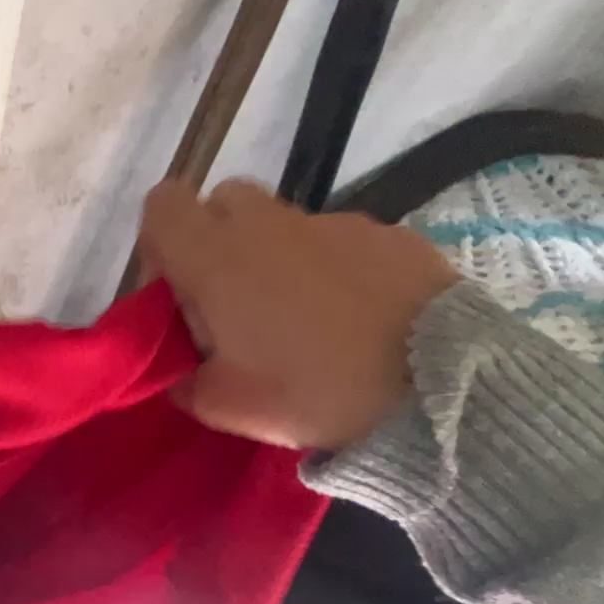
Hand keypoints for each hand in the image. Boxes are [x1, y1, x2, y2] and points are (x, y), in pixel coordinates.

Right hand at [139, 180, 460, 449]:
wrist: (442, 392)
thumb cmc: (310, 392)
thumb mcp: (219, 403)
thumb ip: (180, 372)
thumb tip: (177, 358)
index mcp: (213, 259)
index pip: (162, 205)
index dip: (161, 237)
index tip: (176, 282)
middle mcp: (266, 227)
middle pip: (223, 200)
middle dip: (218, 235)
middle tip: (233, 292)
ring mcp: (334, 225)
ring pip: (284, 223)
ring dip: (279, 255)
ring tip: (306, 314)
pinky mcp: (391, 235)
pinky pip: (343, 241)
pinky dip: (337, 268)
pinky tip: (357, 315)